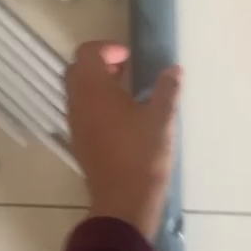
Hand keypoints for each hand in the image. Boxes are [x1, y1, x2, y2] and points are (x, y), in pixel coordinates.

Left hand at [64, 41, 182, 238]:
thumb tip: (174, 70)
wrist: (123, 202)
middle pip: (77, 69)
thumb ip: (167, 89)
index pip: (87, 52)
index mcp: (94, 90)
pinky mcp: (80, 141)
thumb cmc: (142, 154)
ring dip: (99, 84)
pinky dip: (97, 103)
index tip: (131, 57)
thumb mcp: (162, 118)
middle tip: (128, 69)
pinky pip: (82, 110)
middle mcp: (78, 103)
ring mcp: (76, 124)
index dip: (108, 48)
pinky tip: (124, 117)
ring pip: (78, 91)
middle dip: (100, 63)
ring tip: (129, 92)